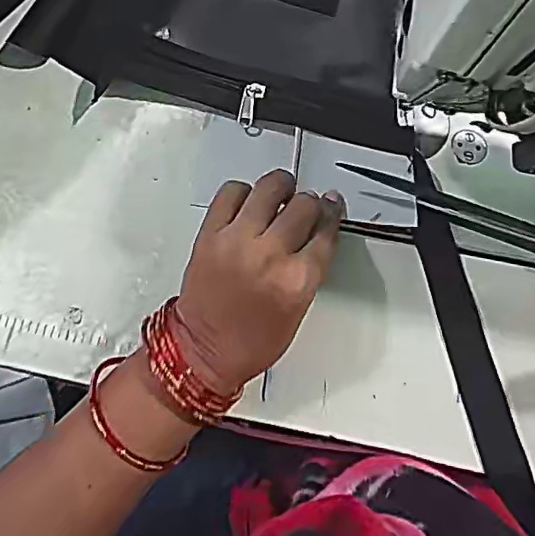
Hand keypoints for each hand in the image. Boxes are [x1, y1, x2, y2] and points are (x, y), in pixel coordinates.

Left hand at [173, 170, 345, 393]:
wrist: (202, 349)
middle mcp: (269, 255)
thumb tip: (317, 232)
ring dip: (281, 187)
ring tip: (281, 192)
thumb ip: (310, 267)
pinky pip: (231, 192)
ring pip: (270, 188)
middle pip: (303, 205)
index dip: (332, 214)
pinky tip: (248, 201)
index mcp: (296, 280)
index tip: (332, 207)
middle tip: (306, 204)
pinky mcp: (210, 233)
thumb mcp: (297, 309)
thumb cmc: (248, 340)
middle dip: (310, 202)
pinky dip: (243, 192)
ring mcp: (237, 240)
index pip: (326, 231)